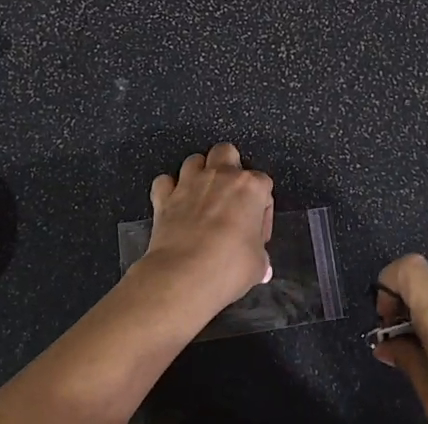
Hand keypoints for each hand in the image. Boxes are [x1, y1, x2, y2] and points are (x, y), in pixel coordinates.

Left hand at [132, 142, 274, 317]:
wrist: (183, 276)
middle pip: (226, 152)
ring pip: (194, 160)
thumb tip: (260, 264)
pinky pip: (164, 182)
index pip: (263, 183)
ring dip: (199, 175)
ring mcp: (189, 183)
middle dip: (230, 167)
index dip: (263, 208)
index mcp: (249, 187)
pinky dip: (168, 190)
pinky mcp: (164, 197)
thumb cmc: (229, 268)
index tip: (257, 232)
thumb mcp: (257, 265)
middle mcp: (219, 176)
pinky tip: (174, 206)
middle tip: (230, 198)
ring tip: (202, 200)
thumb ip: (259, 255)